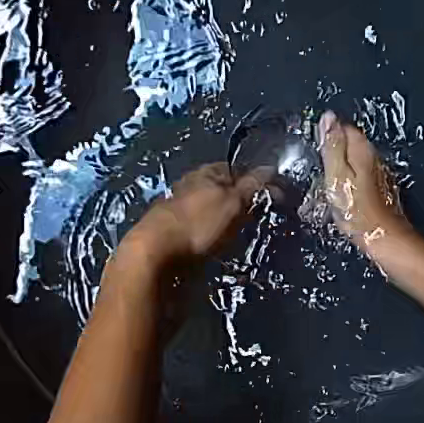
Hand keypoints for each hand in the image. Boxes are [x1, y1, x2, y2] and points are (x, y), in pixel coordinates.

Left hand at [116, 162, 272, 272]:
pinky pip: (197, 229)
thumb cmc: (197, 225)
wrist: (152, 254)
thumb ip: (251, 187)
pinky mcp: (169, 231)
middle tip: (254, 219)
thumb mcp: (232, 203)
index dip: (256, 182)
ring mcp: (177, 208)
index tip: (270, 198)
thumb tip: (270, 169)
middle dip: (238, 202)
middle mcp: (189, 185)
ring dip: (222, 221)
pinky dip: (208, 235)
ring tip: (235, 237)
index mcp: (205, 172)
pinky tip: (212, 246)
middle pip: (221, 190)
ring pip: (208, 210)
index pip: (238, 169)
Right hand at [317, 110, 415, 254]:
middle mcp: (373, 156)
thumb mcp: (336, 175)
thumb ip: (332, 145)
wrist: (382, 237)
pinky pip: (358, 175)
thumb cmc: (356, 209)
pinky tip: (342, 194)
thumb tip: (327, 118)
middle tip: (320, 171)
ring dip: (340, 168)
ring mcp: (377, 172)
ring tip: (328, 184)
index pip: (342, 127)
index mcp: (362, 149)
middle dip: (333, 152)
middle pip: (348, 143)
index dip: (326, 137)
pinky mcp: (378, 187)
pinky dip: (348, 180)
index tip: (315, 152)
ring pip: (353, 160)